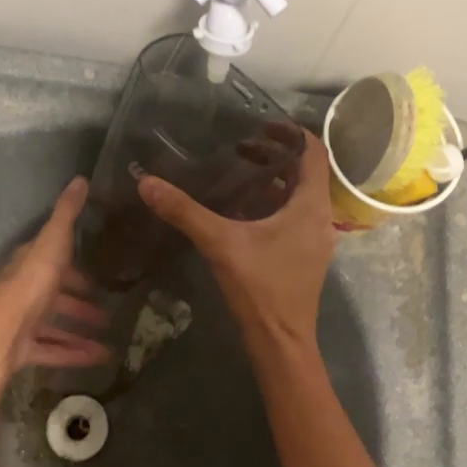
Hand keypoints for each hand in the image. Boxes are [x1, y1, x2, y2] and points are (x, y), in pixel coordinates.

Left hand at [0, 177, 109, 383]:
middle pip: (55, 295)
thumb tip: (81, 179)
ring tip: (110, 340)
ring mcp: (20, 324)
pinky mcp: (21, 350)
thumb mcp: (51, 244)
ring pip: (54, 325)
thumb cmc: (25, 287)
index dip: (74, 264)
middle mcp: (22, 292)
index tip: (98, 271)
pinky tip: (99, 358)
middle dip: (79, 302)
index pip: (52, 259)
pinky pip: (53, 351)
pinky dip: (75, 353)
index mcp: (27, 264)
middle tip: (108, 311)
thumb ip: (66, 215)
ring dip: (80, 331)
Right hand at [138, 129, 337, 347]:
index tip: (263, 124)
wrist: (281, 342)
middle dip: (276, 155)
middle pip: (305, 172)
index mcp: (310, 206)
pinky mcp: (304, 256)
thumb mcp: (220, 243)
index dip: (291, 133)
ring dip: (273, 180)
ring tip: (239, 172)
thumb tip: (147, 183)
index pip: (314, 153)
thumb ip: (184, 211)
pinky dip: (272, 204)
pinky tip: (241, 210)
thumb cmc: (260, 288)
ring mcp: (314, 239)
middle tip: (242, 145)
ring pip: (299, 196)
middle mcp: (319, 218)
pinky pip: (293, 217)